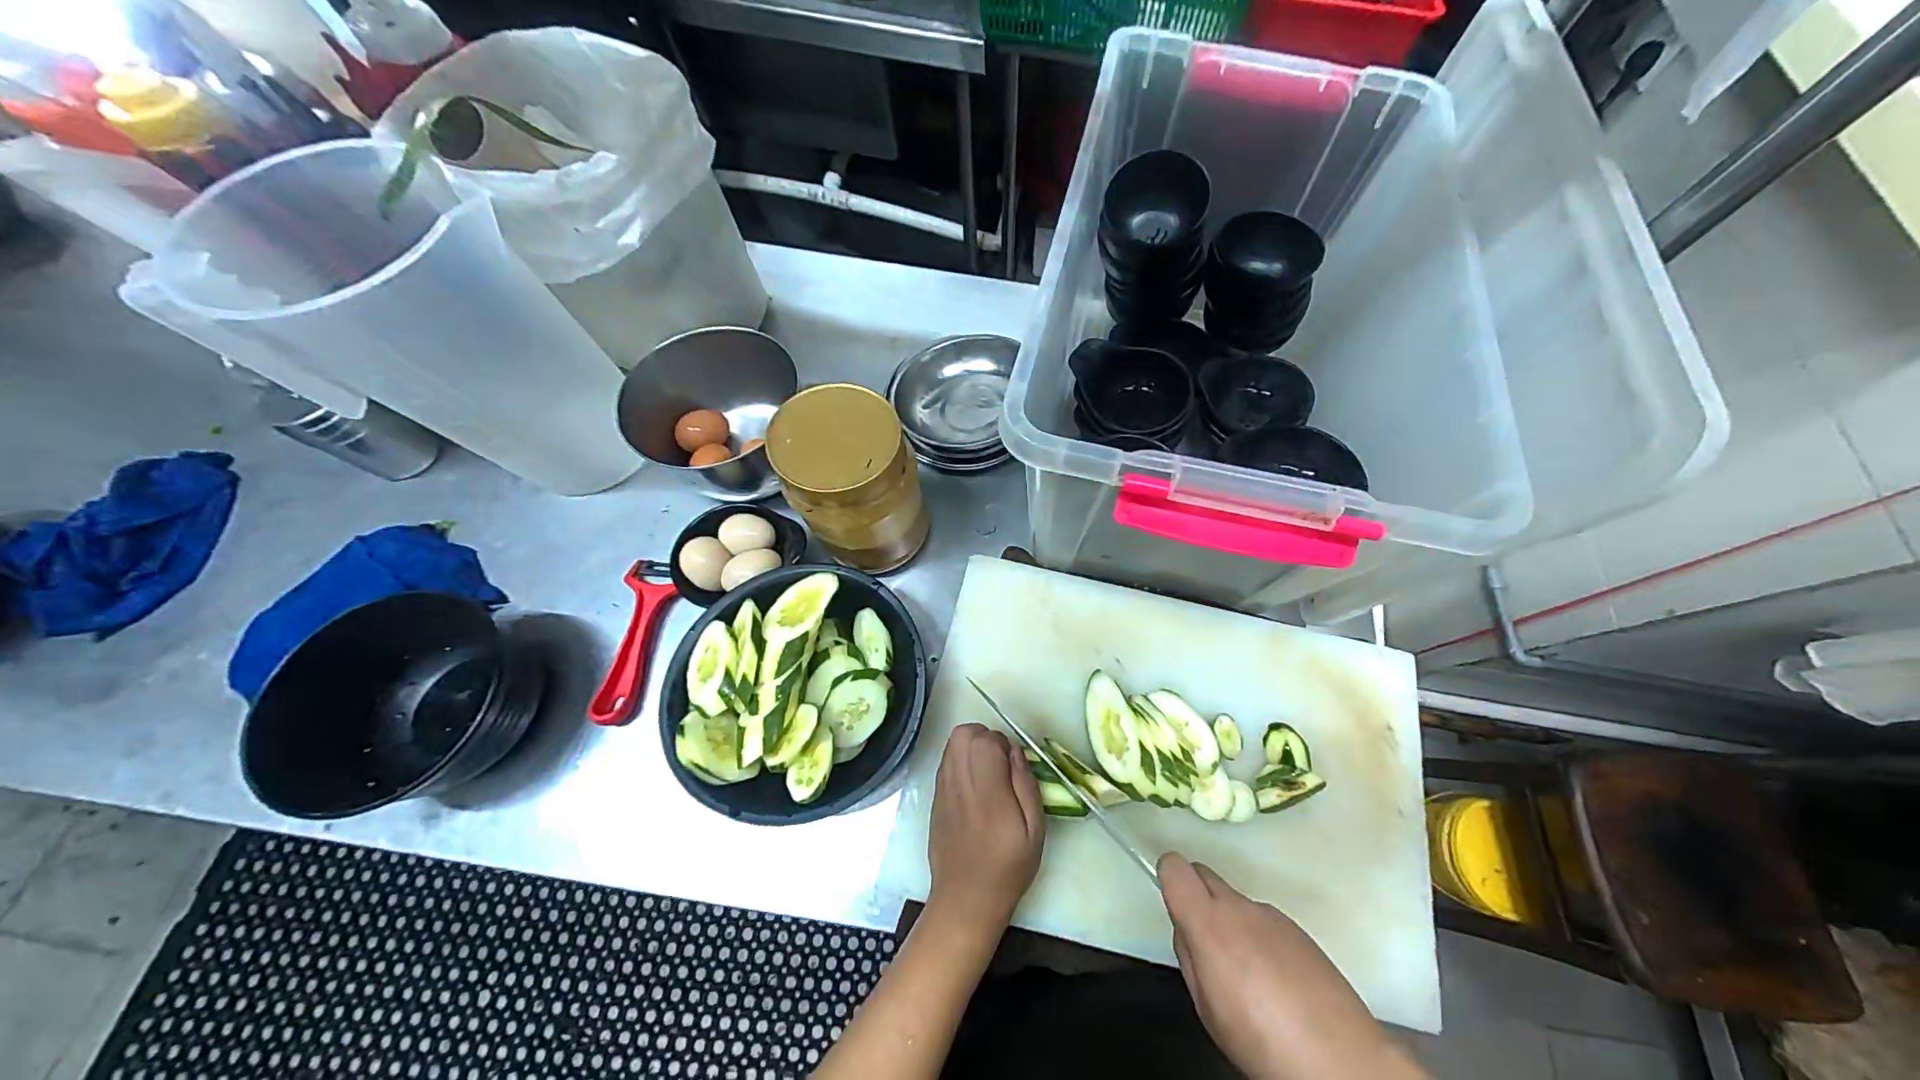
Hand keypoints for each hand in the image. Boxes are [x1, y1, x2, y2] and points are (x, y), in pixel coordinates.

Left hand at [927, 723, 1044, 926]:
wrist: (966, 897)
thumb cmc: (1007, 866)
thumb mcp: (1034, 829)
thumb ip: (1025, 784)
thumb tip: (1016, 751)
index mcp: (987, 790)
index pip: (985, 741)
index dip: (1003, 744)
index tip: (1014, 765)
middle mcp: (959, 782)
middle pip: (963, 733)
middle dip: (985, 737)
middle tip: (1001, 763)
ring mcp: (943, 788)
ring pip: (951, 744)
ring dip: (972, 747)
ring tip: (989, 773)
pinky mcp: (935, 797)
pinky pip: (946, 762)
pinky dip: (960, 761)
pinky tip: (975, 786)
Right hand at [1159, 853, 1425, 1079]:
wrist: (1342, 1061)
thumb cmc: (1263, 1040)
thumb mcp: (1206, 1007)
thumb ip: (1189, 957)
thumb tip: (1187, 932)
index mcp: (1209, 924)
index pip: (1176, 868)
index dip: (1168, 877)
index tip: (1172, 899)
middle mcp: (1241, 909)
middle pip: (1205, 874)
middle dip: (1196, 895)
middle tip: (1203, 941)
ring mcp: (1274, 916)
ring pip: (1236, 901)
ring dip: (1231, 921)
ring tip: (1247, 974)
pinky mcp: (1302, 931)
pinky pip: (1265, 921)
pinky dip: (1260, 937)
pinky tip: (1275, 980)